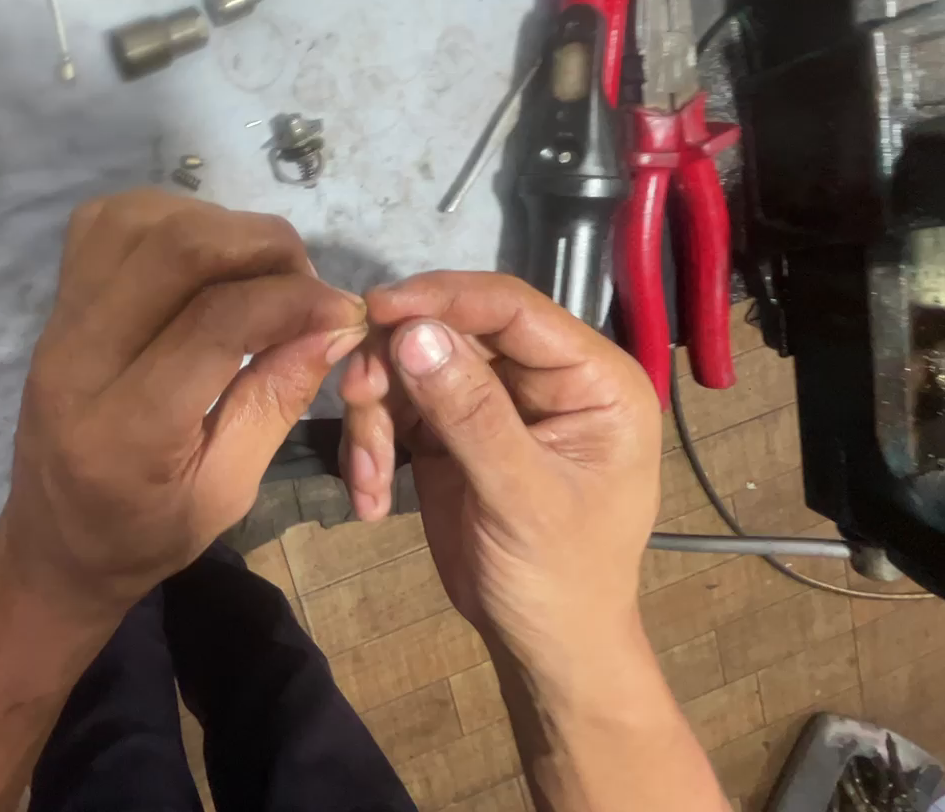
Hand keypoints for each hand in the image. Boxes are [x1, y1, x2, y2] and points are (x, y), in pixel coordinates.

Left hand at [0, 191, 367, 618]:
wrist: (52, 543)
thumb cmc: (145, 533)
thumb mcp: (228, 490)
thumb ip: (278, 399)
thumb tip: (334, 320)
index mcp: (126, 430)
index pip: (216, 321)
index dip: (292, 299)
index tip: (341, 309)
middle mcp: (78, 359)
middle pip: (174, 249)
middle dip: (260, 244)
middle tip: (301, 279)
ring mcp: (56, 323)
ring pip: (137, 219)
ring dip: (215, 224)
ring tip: (255, 267)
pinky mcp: (54, 304)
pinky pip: (104, 223)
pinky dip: (166, 217)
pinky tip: (200, 255)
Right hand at [337, 272, 662, 661]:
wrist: (539, 645)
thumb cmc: (561, 578)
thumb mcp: (522, 498)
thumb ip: (472, 413)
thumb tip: (414, 333)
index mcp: (589, 378)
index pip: (511, 308)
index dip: (443, 298)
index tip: (376, 307)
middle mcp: (538, 376)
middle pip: (447, 332)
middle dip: (394, 368)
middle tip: (356, 401)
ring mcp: (488, 400)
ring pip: (409, 366)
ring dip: (375, 416)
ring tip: (367, 477)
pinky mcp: (445, 427)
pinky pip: (393, 407)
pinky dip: (370, 444)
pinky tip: (370, 496)